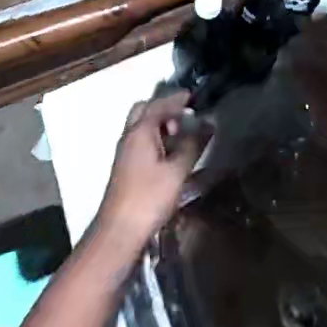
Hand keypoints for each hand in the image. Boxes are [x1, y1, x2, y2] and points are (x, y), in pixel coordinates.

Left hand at [93, 90, 207, 251]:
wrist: (119, 229)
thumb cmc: (149, 197)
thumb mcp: (176, 171)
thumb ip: (192, 145)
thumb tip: (207, 123)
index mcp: (140, 131)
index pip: (158, 105)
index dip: (176, 99)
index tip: (193, 96)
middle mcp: (129, 135)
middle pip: (144, 110)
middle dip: (164, 108)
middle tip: (185, 115)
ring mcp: (125, 151)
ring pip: (141, 126)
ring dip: (160, 124)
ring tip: (182, 134)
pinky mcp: (126, 166)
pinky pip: (141, 140)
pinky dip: (156, 138)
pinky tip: (170, 153)